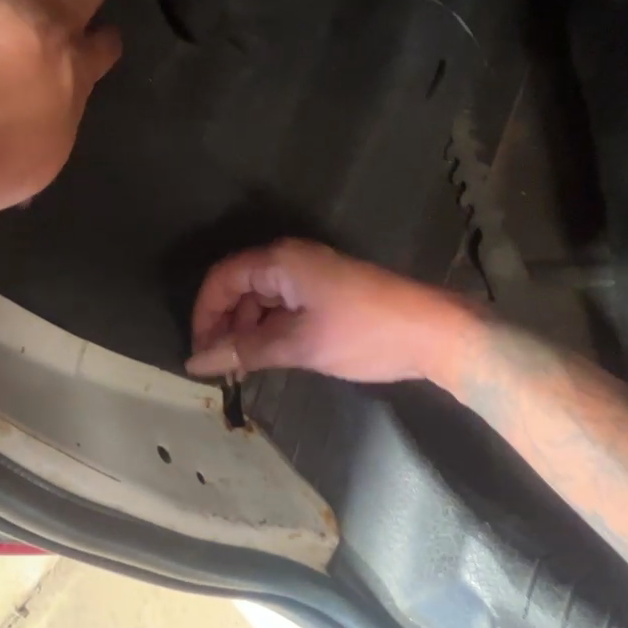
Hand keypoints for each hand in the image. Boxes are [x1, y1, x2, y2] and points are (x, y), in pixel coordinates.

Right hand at [186, 238, 471, 383]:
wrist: (432, 332)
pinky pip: (282, 305)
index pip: (221, 278)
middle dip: (223, 324)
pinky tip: (266, 357)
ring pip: (260, 298)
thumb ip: (245, 351)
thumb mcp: (299, 345)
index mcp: (280, 261)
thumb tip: (196, 362)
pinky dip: (268, 329)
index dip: (203, 314)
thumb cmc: (363, 334)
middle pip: (238, 285)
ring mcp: (309, 274)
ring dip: (245, 329)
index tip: (198, 354)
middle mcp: (290, 259)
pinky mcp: (325, 291)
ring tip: (240, 367)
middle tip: (217, 366)